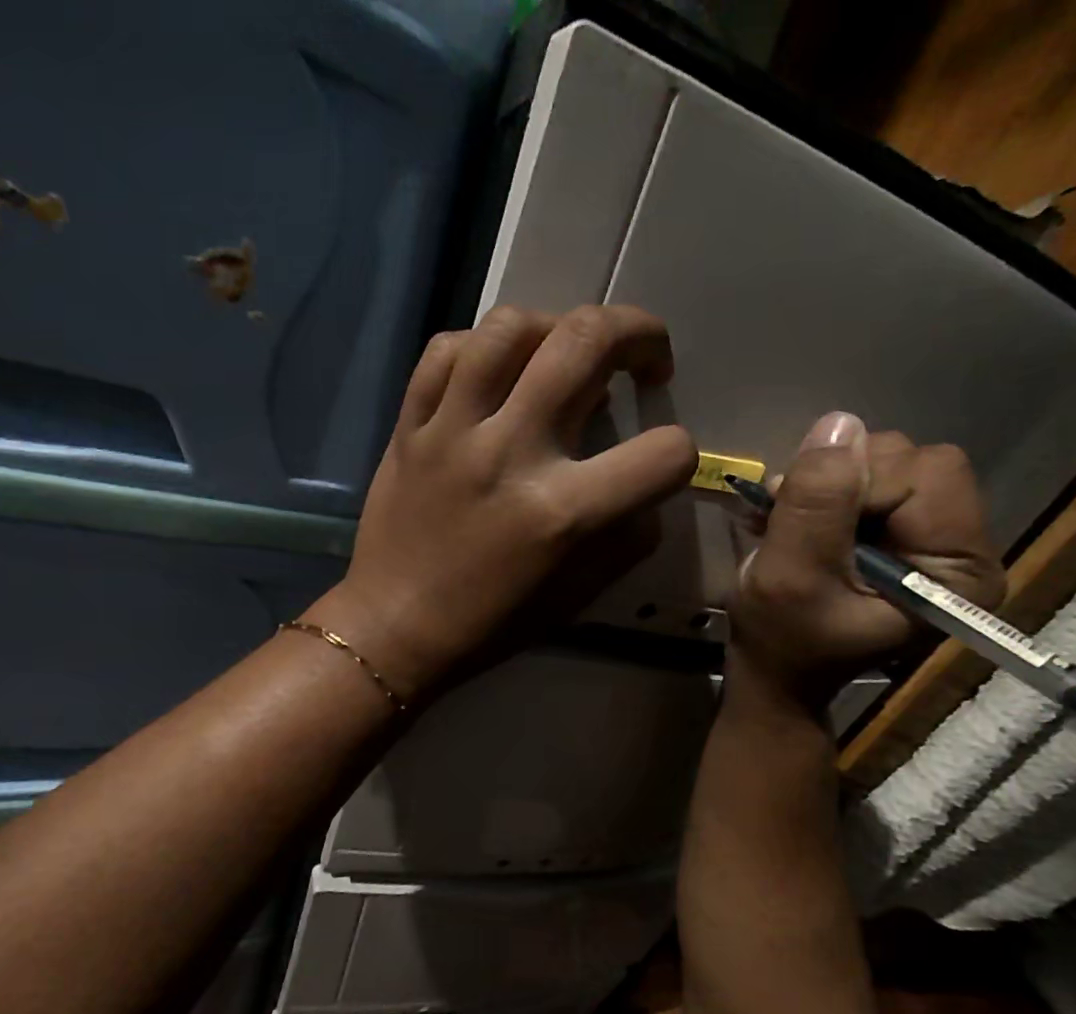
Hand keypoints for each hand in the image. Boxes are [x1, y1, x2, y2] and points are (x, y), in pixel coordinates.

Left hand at [304, 305, 697, 701]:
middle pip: (586, 341)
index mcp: (563, 512)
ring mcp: (451, 431)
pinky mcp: (409, 425)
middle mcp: (509, 453)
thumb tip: (644, 478)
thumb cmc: (493, 620)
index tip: (659, 458)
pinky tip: (494, 371)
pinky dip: (480, 347)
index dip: (680, 451)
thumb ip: (630, 530)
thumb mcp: (583, 591)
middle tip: (642, 357)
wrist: (395, 625)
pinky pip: (444, 351)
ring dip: (553, 326)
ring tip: (560, 354)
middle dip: (638, 333)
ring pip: (508, 328)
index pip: (663, 451)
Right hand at [727, 412, 1005, 709]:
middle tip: (791, 519)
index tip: (804, 528)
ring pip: (885, 462)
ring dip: (823, 484)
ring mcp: (929, 538)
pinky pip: (868, 478)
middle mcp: (960, 547)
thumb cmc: (784, 640)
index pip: (925, 473)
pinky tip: (792, 518)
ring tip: (785, 521)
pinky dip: (821, 491)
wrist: (776, 674)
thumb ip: (816, 505)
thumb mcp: (790, 576)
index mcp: (959, 571)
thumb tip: (839, 423)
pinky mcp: (899, 533)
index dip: (857, 487)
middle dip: (840, 482)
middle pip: (912, 461)